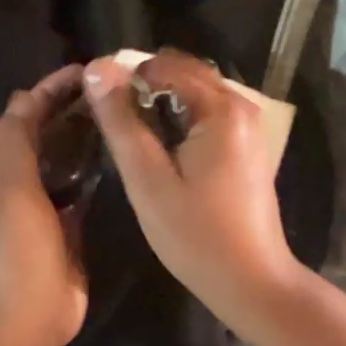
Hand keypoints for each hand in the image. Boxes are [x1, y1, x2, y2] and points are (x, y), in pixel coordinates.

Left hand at [0, 65, 89, 345]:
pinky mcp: (64, 232)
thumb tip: (23, 99)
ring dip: (82, 138)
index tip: (86, 71)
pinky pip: (77, 191)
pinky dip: (91, 172)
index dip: (48, 91)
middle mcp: (12, 185)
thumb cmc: (12, 257)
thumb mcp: (8, 193)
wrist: (22, 325)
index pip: (19, 118)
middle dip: (68, 110)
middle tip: (113, 89)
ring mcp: (38, 210)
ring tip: (119, 114)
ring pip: (61, 162)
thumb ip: (14, 144)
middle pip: (41, 136)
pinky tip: (115, 159)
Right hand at [82, 51, 296, 319]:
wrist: (250, 281)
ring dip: (161, 106)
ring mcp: (249, 129)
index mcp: (221, 108)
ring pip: (195, 96)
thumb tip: (95, 68)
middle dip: (144, 88)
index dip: (127, 76)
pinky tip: (160, 153)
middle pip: (184, 75)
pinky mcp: (247, 150)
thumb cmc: (196, 234)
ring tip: (130, 136)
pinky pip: (207, 117)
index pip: (164, 64)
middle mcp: (241, 107)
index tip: (100, 107)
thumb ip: (121, 122)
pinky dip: (180, 123)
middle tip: (111, 121)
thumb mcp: (148, 180)